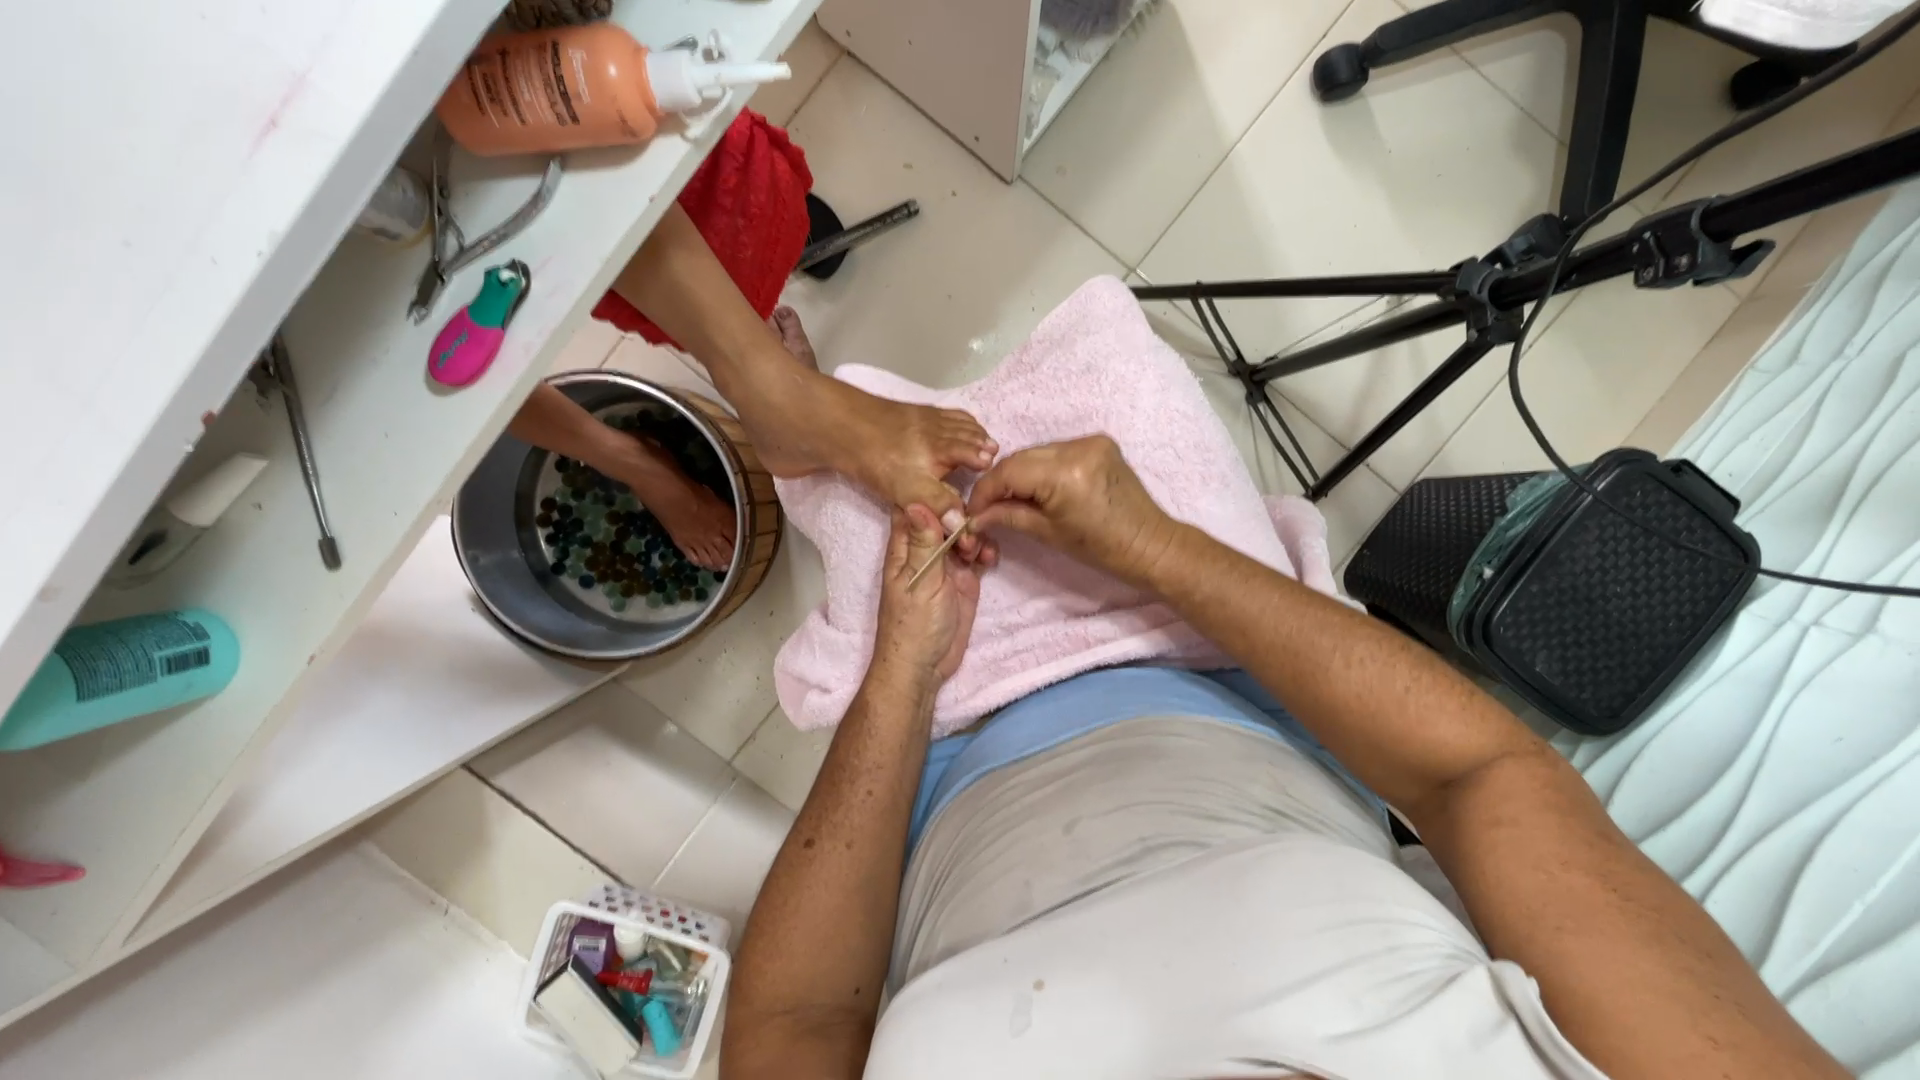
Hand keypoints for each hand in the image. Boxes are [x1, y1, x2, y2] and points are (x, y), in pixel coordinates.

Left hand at [871, 505, 982, 691]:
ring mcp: (946, 564)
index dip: (932, 493)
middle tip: (970, 536)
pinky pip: (978, 555)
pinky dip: (986, 552)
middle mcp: (925, 550)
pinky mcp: (964, 579)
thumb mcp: (919, 581)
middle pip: (945, 516)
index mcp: (905, 547)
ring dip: (976, 535)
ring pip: (964, 533)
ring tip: (979, 553)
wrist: (924, 666)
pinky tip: (990, 560)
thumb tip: (916, 500)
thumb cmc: (913, 625)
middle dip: (962, 517)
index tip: (955, 491)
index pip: (913, 505)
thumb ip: (924, 543)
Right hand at [964, 435, 1179, 587]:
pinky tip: (1039, 488)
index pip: (1008, 472)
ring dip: (1020, 473)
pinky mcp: (1099, 442)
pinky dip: (1042, 468)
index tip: (972, 511)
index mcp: (1064, 473)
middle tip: (986, 507)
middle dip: (1000, 482)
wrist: (1150, 543)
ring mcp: (1090, 441)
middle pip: (1021, 458)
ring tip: (1011, 499)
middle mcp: (1077, 448)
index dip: (985, 491)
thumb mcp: (1048, 533)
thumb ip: (1008, 517)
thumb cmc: (1101, 548)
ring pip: (1037, 453)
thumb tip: (975, 517)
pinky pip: (1057, 451)